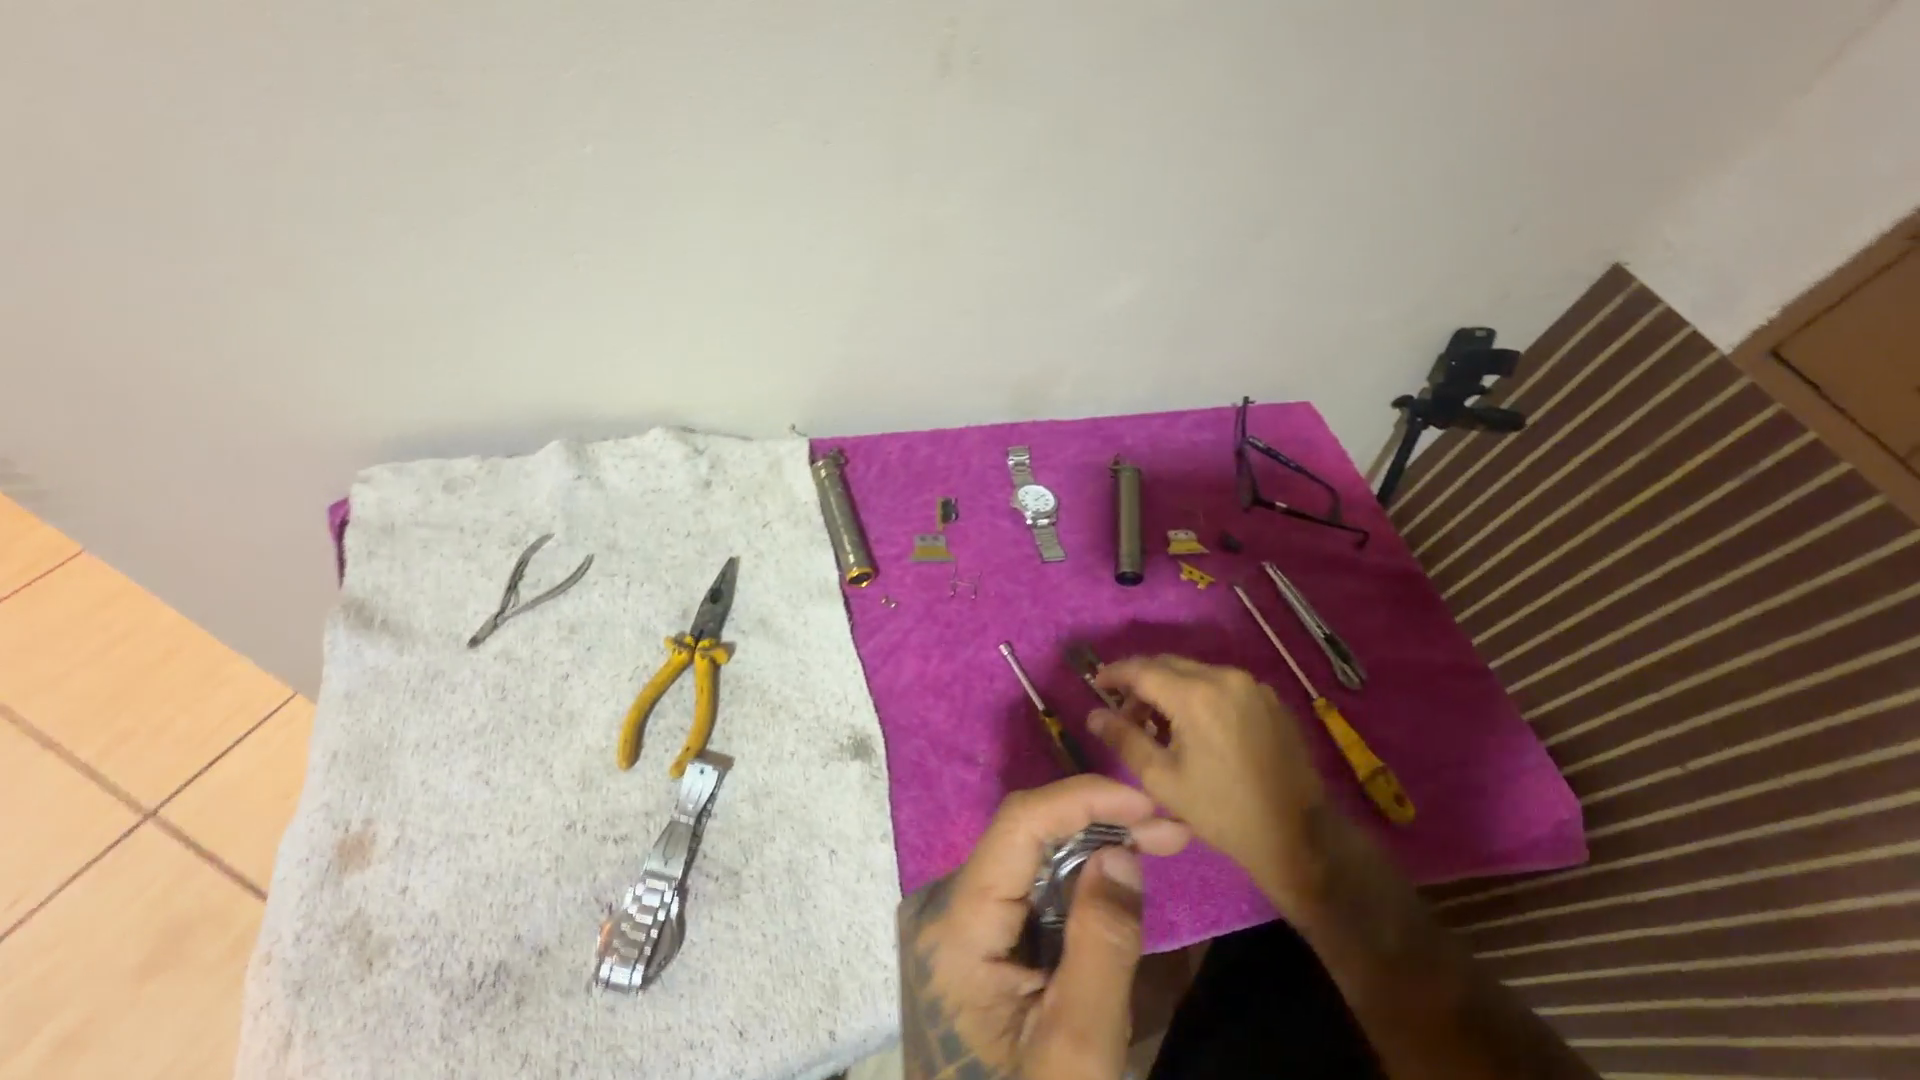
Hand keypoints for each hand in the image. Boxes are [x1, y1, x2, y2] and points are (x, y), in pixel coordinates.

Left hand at [896, 775, 1190, 1079]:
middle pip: (1025, 836)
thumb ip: (1101, 944)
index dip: (1083, 799)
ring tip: (1159, 844)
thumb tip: (1119, 851)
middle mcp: (948, 910)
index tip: (1148, 802)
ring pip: (1031, 859)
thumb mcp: (1078, 1044)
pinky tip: (1120, 877)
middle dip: (1100, 821)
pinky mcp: (978, 942)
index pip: (1017, 826)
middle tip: (1172, 830)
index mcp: (957, 928)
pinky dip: (1079, 880)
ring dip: (1095, 847)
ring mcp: (961, 925)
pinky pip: (1030, 890)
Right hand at [1088, 655, 1325, 904]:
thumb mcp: (1162, 780)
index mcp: (1196, 695)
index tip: (1096, 684)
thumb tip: (1094, 714)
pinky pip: (1222, 685)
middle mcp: (1226, 677)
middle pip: (1169, 665)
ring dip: (1170, 690)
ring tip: (1158, 727)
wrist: (1297, 833)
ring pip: (1196, 673)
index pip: (1142, 669)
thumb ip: (1124, 739)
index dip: (1114, 674)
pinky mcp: (1270, 700)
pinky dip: (1199, 696)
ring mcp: (1252, 686)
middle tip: (1124, 714)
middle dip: (1141, 683)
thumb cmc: (1222, 811)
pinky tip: (1194, 728)